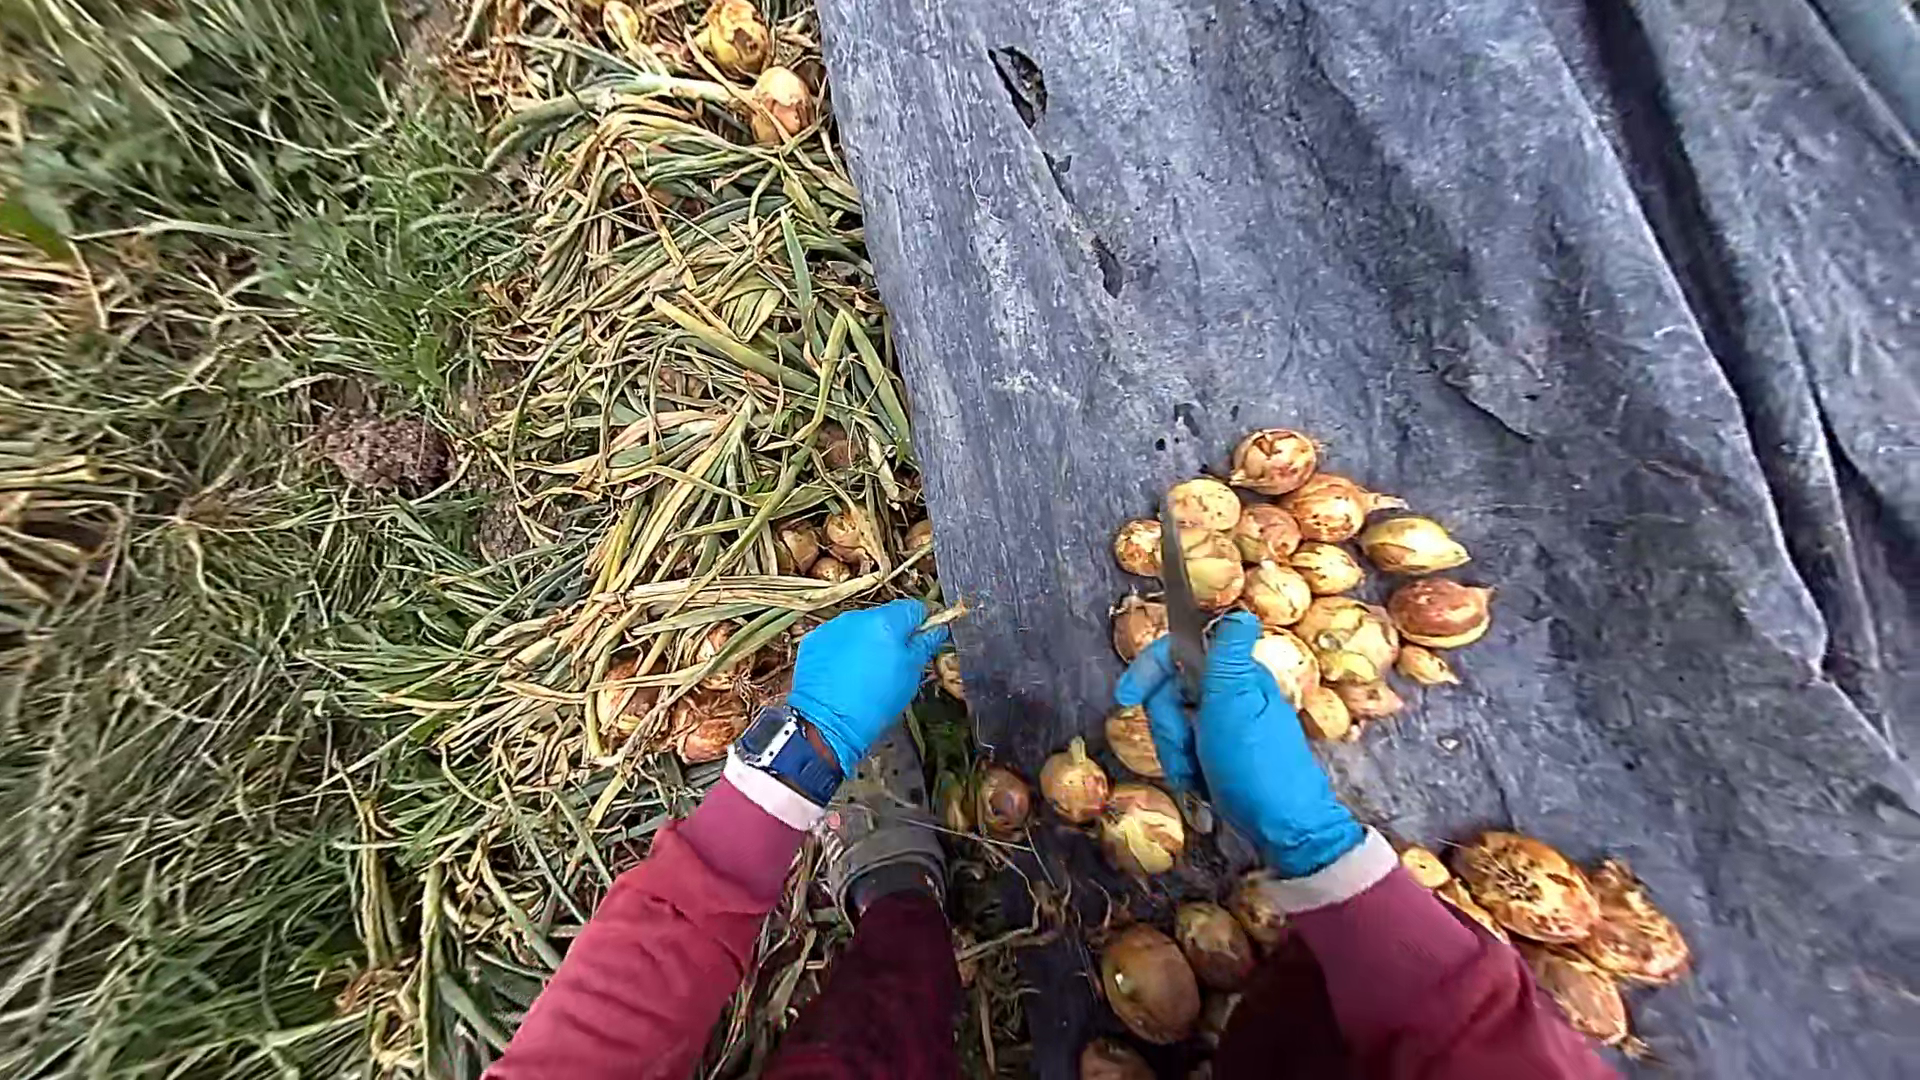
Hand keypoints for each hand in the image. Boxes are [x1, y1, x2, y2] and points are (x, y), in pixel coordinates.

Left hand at [790, 598, 951, 770]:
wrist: (825, 724)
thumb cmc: (875, 702)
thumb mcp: (910, 675)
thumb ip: (924, 645)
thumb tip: (937, 628)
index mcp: (886, 623)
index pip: (913, 607)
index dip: (922, 623)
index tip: (922, 640)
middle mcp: (858, 617)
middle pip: (885, 616)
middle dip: (892, 634)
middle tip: (893, 663)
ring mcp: (833, 627)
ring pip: (861, 627)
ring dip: (867, 641)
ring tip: (865, 671)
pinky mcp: (813, 640)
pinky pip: (838, 638)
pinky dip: (844, 649)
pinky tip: (844, 673)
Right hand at [1115, 611, 1363, 877]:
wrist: (1286, 832)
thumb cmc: (1258, 766)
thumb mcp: (1236, 706)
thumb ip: (1227, 657)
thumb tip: (1241, 614)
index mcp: (1233, 674)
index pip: (1175, 651)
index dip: (1147, 669)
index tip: (1125, 696)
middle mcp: (1225, 691)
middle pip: (1166, 690)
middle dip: (1166, 724)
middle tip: (1185, 749)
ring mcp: (1220, 722)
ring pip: (1169, 721)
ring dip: (1173, 750)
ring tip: (1194, 772)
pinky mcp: (1214, 748)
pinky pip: (1179, 746)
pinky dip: (1181, 765)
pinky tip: (1198, 780)